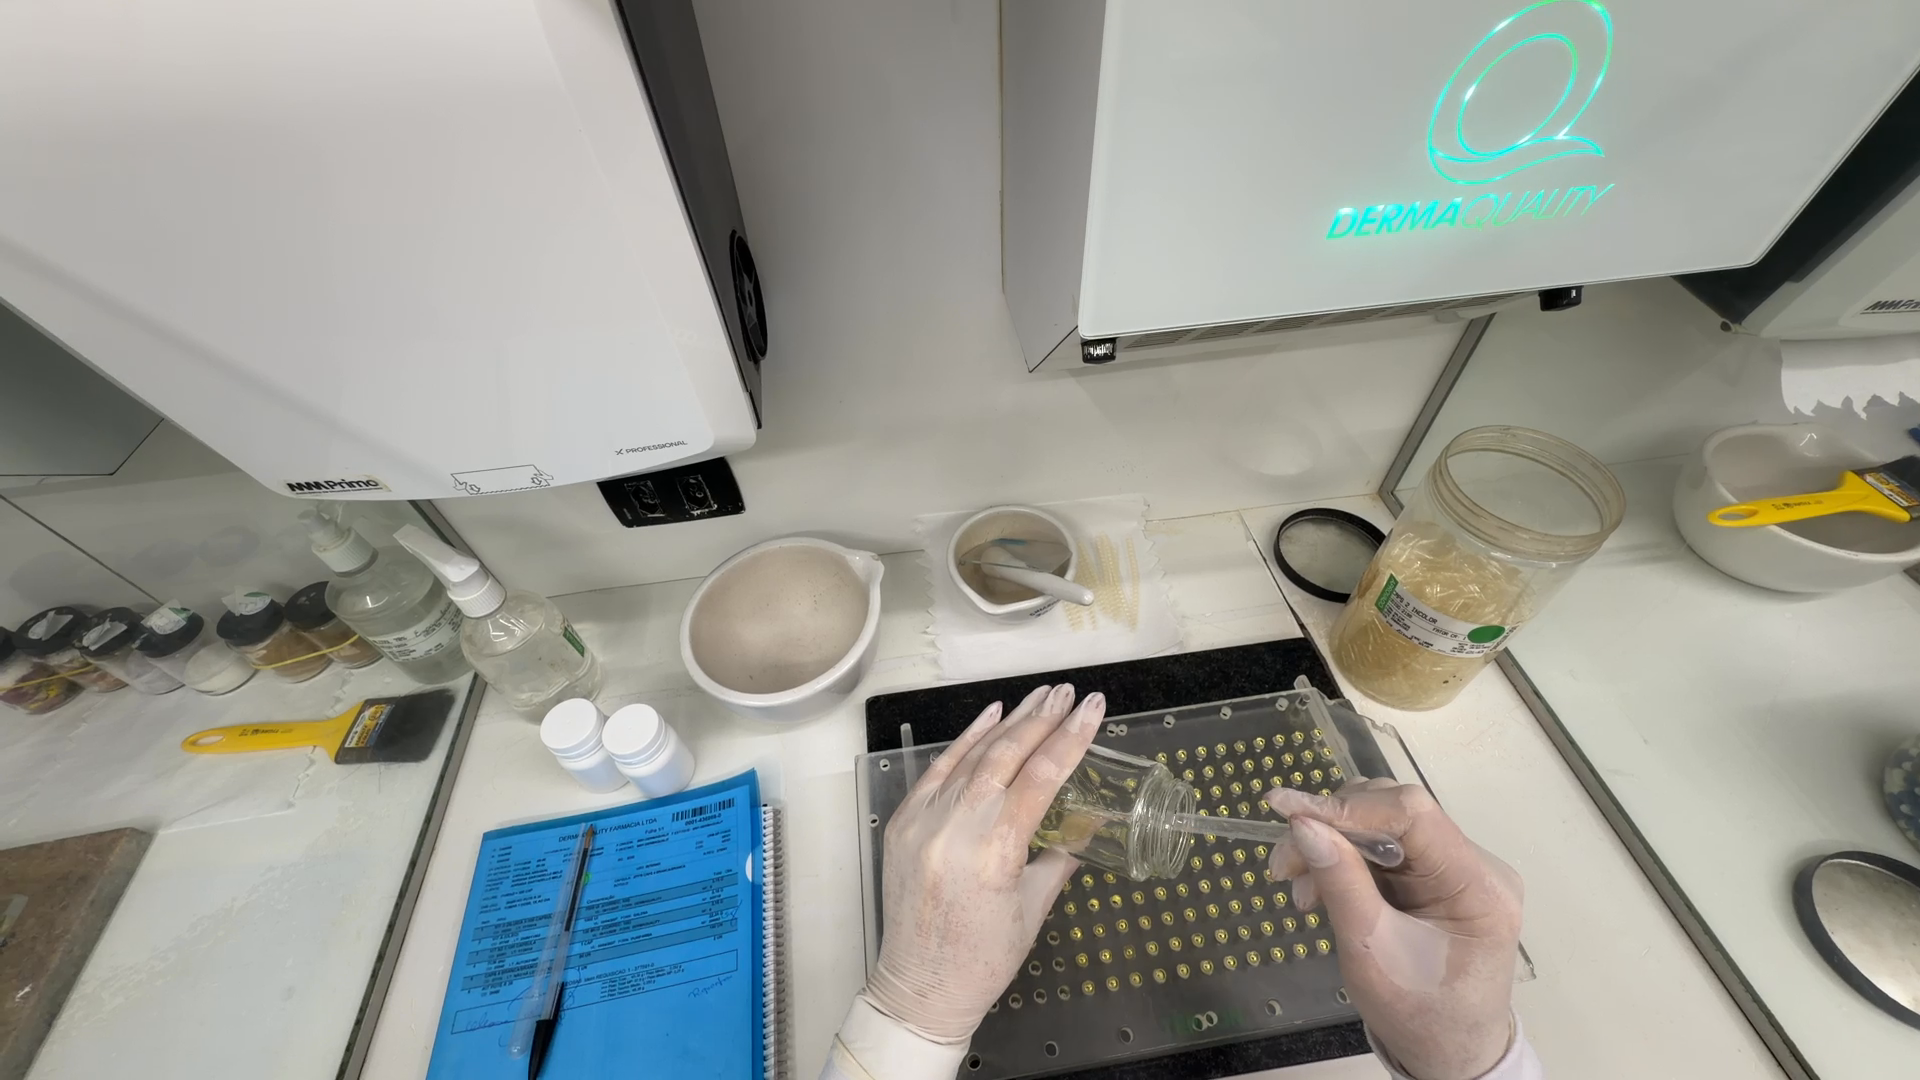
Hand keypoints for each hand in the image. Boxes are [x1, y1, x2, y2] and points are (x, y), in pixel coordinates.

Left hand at [866, 684, 1105, 1040]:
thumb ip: (1057, 858)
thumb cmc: (983, 959)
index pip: (1041, 778)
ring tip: (1041, 696)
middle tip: (1069, 692)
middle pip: (1008, 755)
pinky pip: (940, 768)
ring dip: (1011, 722)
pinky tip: (992, 715)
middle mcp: (958, 824)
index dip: (1071, 738)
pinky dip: (966, 738)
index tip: (1092, 709)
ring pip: (975, 754)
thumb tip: (1080, 824)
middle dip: (1043, 719)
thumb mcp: (1032, 910)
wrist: (917, 986)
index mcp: (996, 850)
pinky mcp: (905, 818)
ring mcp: (926, 817)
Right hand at [1266, 781, 1522, 1079]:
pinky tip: (1317, 887)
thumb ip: (1340, 882)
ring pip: (1375, 819)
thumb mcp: (1370, 952)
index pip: (1410, 813)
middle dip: (1327, 829)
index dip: (1344, 805)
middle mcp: (1474, 863)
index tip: (1284, 809)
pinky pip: (1376, 841)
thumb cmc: (1417, 1014)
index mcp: (1477, 886)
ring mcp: (1454, 864)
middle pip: (1388, 810)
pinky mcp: (1432, 870)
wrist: (1447, 1054)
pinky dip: (1338, 856)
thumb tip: (1301, 823)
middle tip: (1283, 866)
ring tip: (1299, 887)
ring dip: (1327, 843)